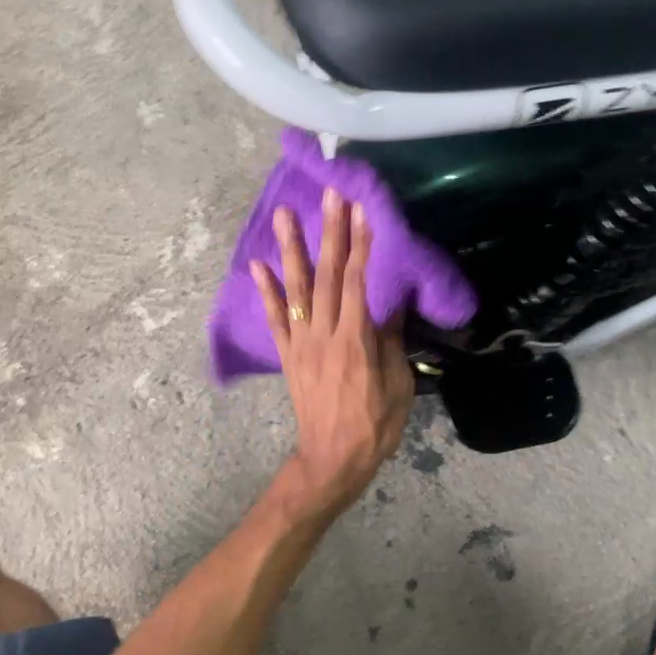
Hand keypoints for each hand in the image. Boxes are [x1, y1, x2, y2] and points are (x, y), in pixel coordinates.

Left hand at [250, 188, 414, 506]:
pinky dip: (266, 291)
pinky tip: (257, 264)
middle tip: (330, 194)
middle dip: (331, 232)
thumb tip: (392, 301)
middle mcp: (324, 334)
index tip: (361, 210)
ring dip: (293, 250)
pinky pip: (275, 320)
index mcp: (356, 340)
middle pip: (328, 276)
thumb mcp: (398, 385)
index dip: (360, 244)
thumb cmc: (374, 426)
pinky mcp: (288, 356)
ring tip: (286, 215)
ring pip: (296, 289)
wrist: (332, 460)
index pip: (358, 282)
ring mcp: (301, 344)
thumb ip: (391, 340)